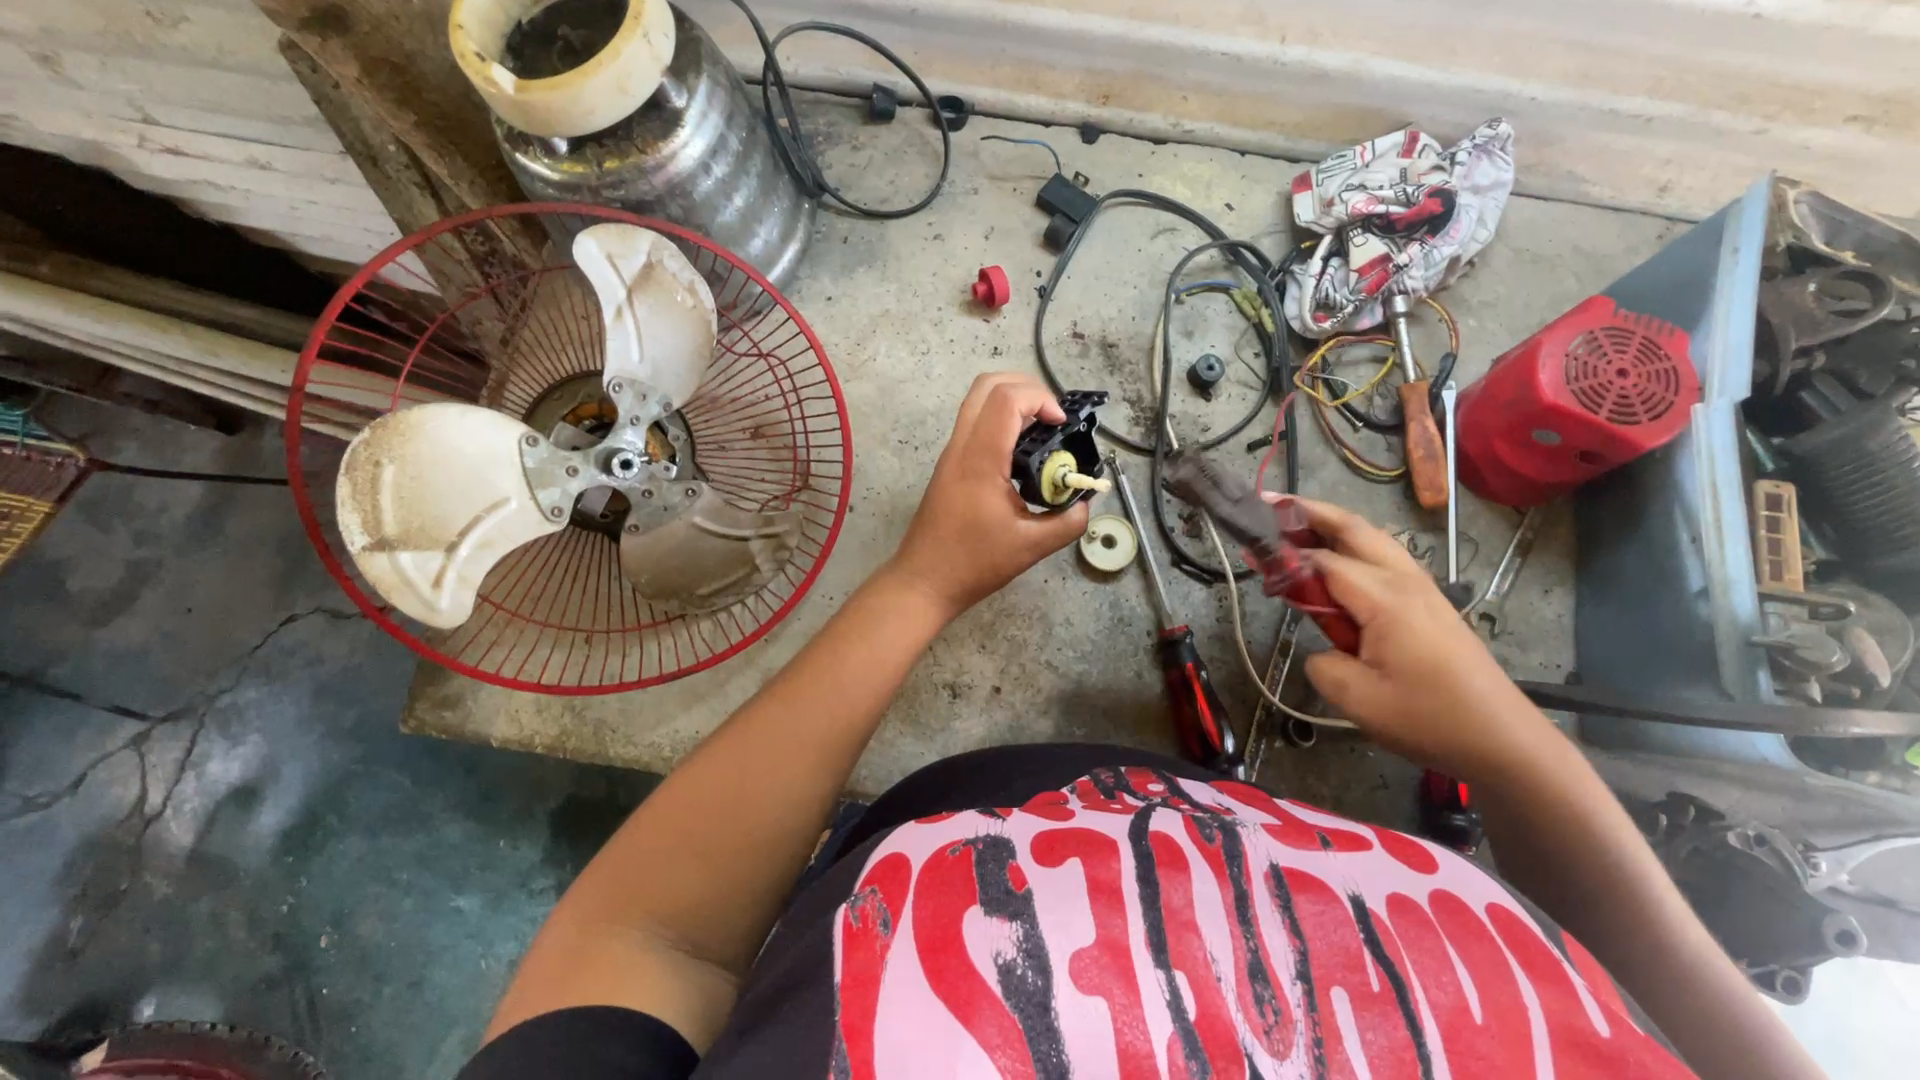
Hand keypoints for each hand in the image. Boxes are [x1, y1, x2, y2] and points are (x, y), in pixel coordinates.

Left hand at [885, 374, 1090, 619]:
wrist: (923, 582)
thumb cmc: (973, 564)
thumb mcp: (1031, 547)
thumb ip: (1067, 522)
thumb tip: (1085, 504)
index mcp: (980, 460)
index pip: (1006, 399)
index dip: (1040, 398)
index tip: (1061, 426)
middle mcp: (961, 447)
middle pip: (987, 385)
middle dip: (1026, 388)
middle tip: (1052, 418)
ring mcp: (951, 455)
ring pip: (978, 403)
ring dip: (1013, 404)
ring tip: (1041, 433)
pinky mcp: (949, 466)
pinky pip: (974, 425)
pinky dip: (1001, 423)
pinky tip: (1022, 456)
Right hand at [1278, 496, 1561, 784]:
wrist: (1501, 738)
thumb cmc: (1429, 718)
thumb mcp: (1358, 699)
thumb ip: (1322, 664)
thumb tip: (1322, 649)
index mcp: (1384, 598)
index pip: (1323, 561)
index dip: (1284, 556)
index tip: (1250, 555)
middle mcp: (1404, 581)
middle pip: (1353, 529)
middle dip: (1309, 512)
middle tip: (1269, 505)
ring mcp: (1422, 589)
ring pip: (1373, 539)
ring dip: (1333, 526)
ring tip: (1295, 524)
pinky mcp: (1430, 604)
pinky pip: (1385, 560)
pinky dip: (1354, 548)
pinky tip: (1336, 562)